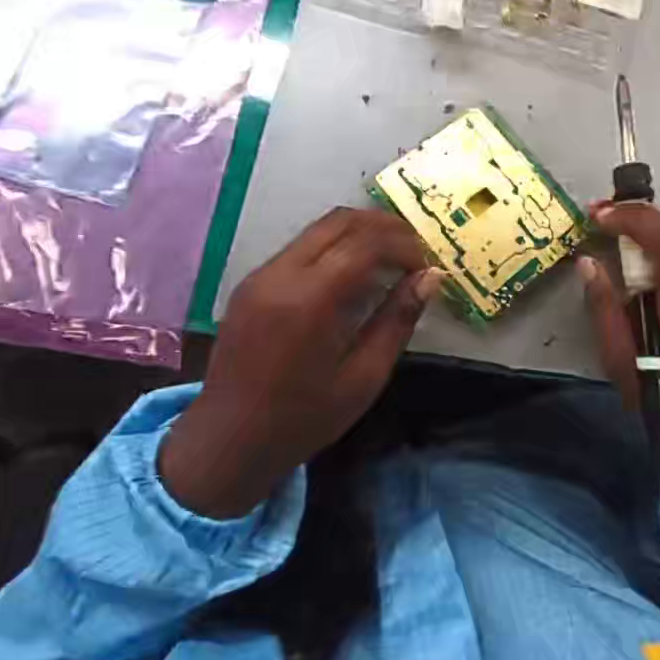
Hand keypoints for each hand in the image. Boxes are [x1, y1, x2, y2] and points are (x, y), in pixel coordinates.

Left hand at [161, 207, 441, 517]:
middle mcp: (280, 274)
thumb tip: (430, 278)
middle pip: (339, 221)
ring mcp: (259, 275)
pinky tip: (352, 274)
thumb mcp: (363, 378)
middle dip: (383, 226)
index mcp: (309, 300)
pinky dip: (332, 247)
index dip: (403, 244)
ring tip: (389, 257)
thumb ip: (396, 322)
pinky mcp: (250, 284)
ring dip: (357, 233)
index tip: (425, 266)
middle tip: (414, 249)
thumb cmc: (303, 419)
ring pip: (316, 230)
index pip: (364, 243)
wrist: (230, 438)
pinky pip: (298, 248)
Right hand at [580, 201, 659, 518]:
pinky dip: (656, 257)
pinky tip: (631, 268)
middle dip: (636, 219)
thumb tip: (589, 264)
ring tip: (608, 235)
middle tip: (597, 217)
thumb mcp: (624, 365)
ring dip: (645, 236)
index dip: (633, 219)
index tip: (597, 215)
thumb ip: (606, 310)